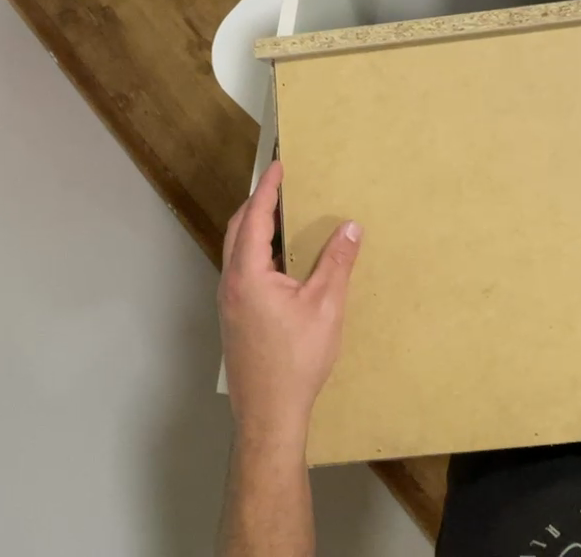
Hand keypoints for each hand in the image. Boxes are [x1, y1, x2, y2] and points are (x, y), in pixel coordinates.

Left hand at [218, 160, 362, 448]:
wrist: (268, 415)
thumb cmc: (296, 360)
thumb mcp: (325, 306)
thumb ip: (337, 262)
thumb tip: (351, 227)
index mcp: (248, 274)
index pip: (255, 217)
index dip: (267, 189)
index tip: (279, 165)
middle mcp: (231, 284)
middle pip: (238, 230)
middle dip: (257, 203)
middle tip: (280, 184)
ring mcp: (229, 303)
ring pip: (237, 251)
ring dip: (256, 227)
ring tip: (283, 215)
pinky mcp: (234, 318)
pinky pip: (242, 270)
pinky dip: (257, 250)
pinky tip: (281, 260)